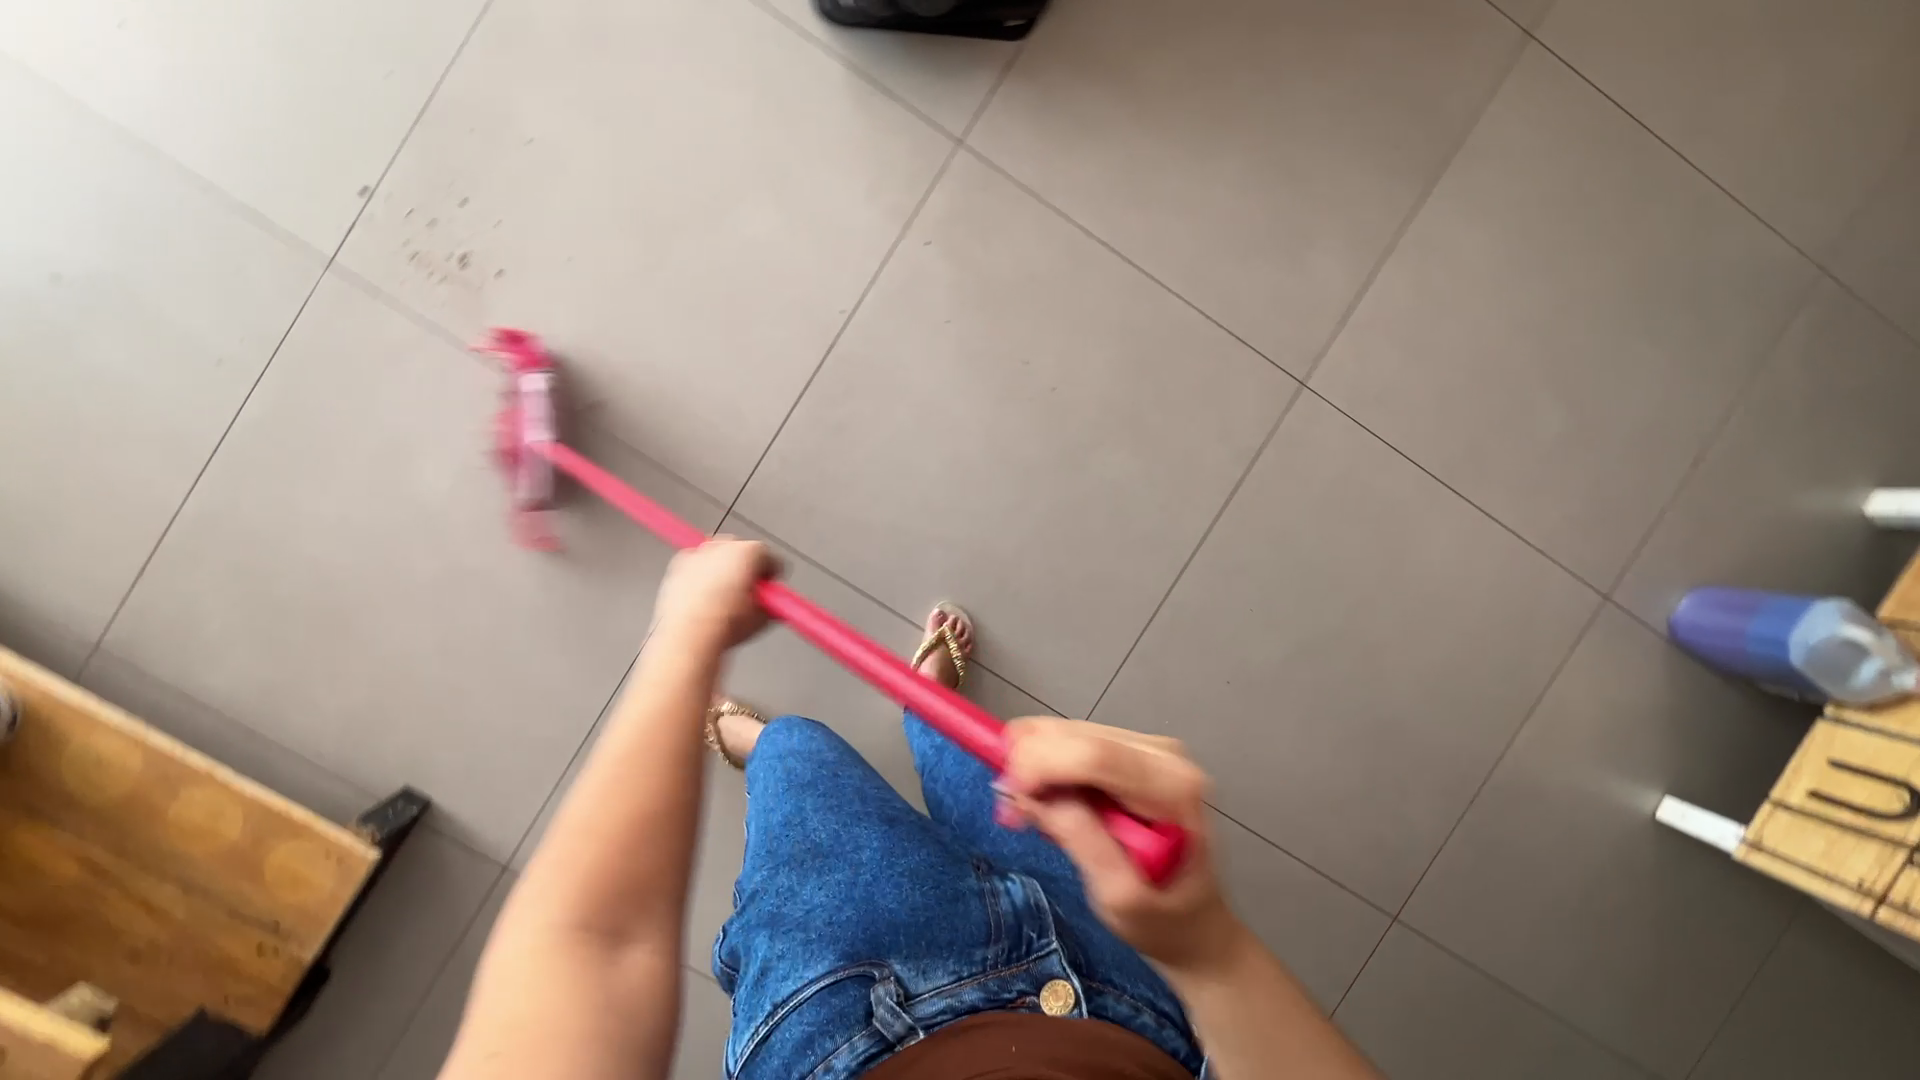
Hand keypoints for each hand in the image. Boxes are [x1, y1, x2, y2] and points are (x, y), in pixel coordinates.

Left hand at [652, 538, 779, 648]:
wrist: (689, 634)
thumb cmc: (723, 623)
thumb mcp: (763, 616)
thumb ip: (772, 600)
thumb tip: (770, 602)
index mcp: (750, 552)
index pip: (769, 556)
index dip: (771, 575)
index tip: (769, 589)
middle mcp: (724, 546)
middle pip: (743, 550)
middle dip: (746, 568)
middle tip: (747, 591)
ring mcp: (700, 552)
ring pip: (718, 556)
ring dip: (723, 570)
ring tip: (724, 597)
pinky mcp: (679, 563)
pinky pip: (697, 565)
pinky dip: (702, 575)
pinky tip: (705, 598)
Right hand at [998, 718, 1241, 972]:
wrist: (1194, 921)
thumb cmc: (1162, 920)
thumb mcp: (1119, 898)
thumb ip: (1081, 841)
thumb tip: (1033, 795)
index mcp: (1171, 788)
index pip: (1094, 754)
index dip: (1041, 764)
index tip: (1009, 797)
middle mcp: (1163, 754)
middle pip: (1075, 735)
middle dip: (1031, 765)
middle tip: (1013, 812)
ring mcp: (1148, 747)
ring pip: (1067, 732)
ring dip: (1036, 767)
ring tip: (1034, 813)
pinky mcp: (1131, 748)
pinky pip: (1072, 740)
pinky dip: (1048, 766)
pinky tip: (1053, 800)